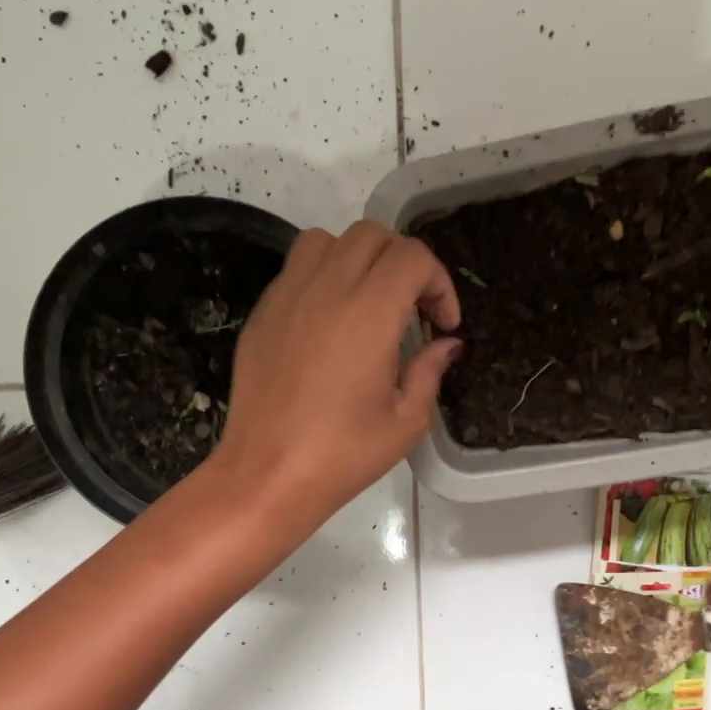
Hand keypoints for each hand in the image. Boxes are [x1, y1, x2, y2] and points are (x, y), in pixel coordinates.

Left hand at [214, 221, 461, 513]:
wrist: (266, 474)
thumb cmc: (343, 454)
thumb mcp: (406, 421)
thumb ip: (430, 371)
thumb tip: (446, 345)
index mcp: (368, 314)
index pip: (413, 257)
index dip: (439, 283)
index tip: (442, 325)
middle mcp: (326, 290)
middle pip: (374, 235)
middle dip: (405, 263)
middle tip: (414, 309)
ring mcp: (288, 296)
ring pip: (329, 239)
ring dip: (360, 258)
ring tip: (370, 301)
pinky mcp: (263, 311)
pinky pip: (297, 267)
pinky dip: (324, 275)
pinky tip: (332, 321)